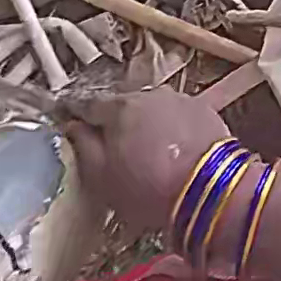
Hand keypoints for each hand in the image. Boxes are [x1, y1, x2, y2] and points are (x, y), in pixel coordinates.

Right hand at [65, 89, 231, 230]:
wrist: (210, 187)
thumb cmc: (148, 187)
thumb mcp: (102, 178)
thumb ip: (83, 147)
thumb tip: (71, 125)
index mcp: (118, 108)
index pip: (89, 104)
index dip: (77, 114)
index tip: (70, 121)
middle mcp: (148, 93)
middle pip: (123, 104)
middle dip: (115, 120)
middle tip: (113, 144)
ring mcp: (179, 98)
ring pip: (152, 108)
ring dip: (146, 122)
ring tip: (148, 148)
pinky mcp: (203, 108)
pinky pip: (178, 114)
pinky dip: (172, 126)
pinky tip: (174, 146)